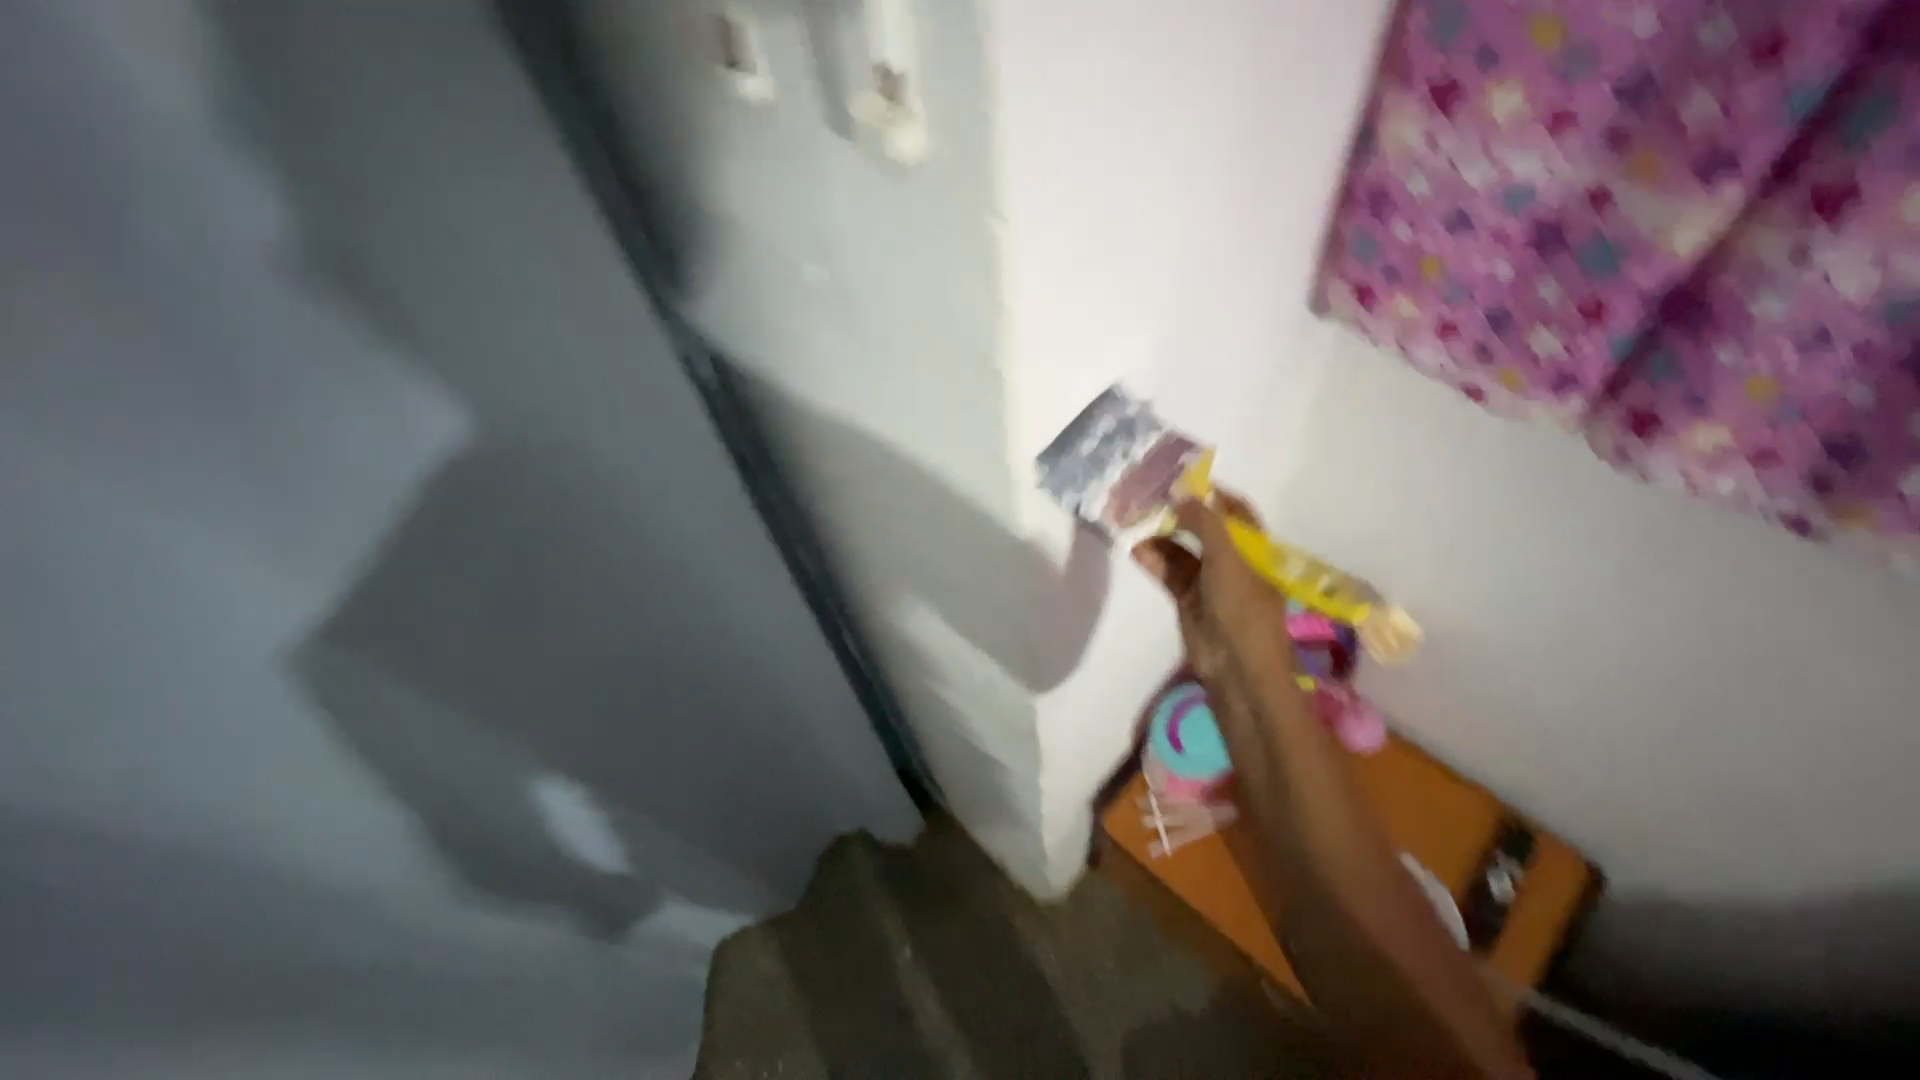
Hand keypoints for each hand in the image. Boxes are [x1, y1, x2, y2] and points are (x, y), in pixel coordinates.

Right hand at [1131, 492, 1295, 711]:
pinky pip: (1170, 574)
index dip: (1213, 493)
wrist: (1237, 668)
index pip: (1236, 511)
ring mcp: (1209, 583)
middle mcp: (1233, 562)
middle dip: (1179, 514)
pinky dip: (1154, 561)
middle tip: (1149, 497)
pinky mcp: (1187, 602)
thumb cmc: (1242, 609)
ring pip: (1183, 552)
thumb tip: (1181, 495)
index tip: (1183, 477)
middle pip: (1204, 530)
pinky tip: (1136, 549)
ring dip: (1162, 538)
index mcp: (1255, 550)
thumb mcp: (1227, 559)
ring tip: (1135, 523)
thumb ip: (1204, 523)